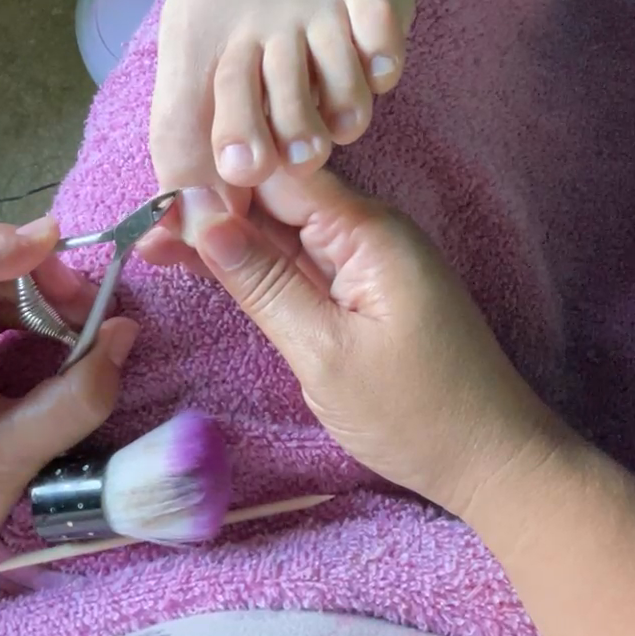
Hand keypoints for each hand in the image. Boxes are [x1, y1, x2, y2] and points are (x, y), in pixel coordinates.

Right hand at [182, 174, 566, 516]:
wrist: (490, 457)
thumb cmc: (415, 411)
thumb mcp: (325, 351)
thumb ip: (264, 282)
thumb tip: (203, 221)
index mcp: (367, 229)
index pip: (280, 178)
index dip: (218, 182)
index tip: (159, 199)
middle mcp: (366, 228)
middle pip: (277, 201)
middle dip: (212, 210)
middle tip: (144, 228)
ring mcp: (363, 257)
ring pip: (283, 232)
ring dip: (226, 239)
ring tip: (155, 245)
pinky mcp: (360, 286)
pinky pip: (300, 262)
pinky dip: (256, 267)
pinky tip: (208, 264)